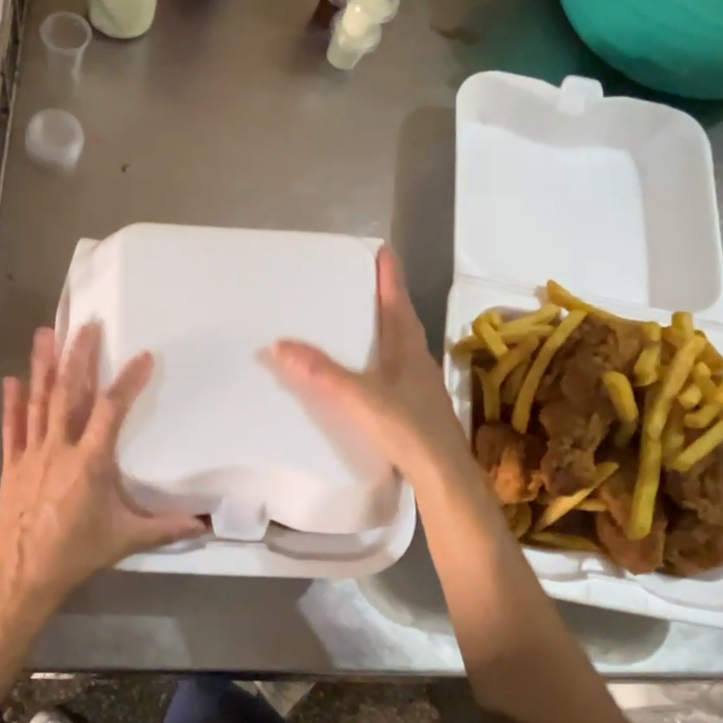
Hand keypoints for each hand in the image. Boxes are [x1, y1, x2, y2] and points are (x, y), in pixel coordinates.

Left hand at [0, 322, 207, 613]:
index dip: (129, 381)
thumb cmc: (78, 553)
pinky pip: (11, 427)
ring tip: (46, 333)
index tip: (144, 356)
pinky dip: (12, 403)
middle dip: (78, 356)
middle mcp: (59, 448)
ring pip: (38, 401)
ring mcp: (31, 453)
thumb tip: (205, 524)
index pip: (113, 410)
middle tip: (86, 325)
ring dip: (43, 366)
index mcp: (91, 462)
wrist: (25, 573)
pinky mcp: (11, 464)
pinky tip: (12, 378)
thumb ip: (166, 528)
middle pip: (69, 393)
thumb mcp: (126, 539)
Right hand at [271, 244, 461, 473]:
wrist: (442, 472)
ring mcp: (420, 385)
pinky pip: (397, 371)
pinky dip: (383, 361)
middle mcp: (417, 360)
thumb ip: (321, 373)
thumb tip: (279, 345)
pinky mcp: (417, 407)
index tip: (383, 250)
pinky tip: (371, 374)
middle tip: (368, 282)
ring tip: (366, 323)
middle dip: (386, 299)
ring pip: (402, 347)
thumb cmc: (406, 427)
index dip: (389, 276)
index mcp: (407, 348)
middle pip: (402, 320)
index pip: (396, 302)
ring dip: (386, 330)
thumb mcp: (358, 397)